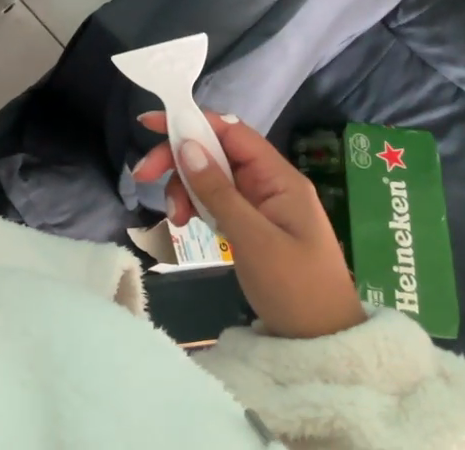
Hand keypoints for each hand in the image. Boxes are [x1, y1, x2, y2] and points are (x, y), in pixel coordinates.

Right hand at [132, 110, 364, 338]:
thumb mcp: (254, 240)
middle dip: (177, 159)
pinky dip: (194, 205)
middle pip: (214, 152)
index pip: (230, 132)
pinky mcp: (250, 223)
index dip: (190, 122)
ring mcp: (260, 203)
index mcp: (279, 179)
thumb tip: (186, 145)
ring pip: (209, 176)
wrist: (322, 343)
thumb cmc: (296, 289)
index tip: (148, 125)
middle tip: (142, 176)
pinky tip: (185, 223)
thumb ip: (218, 191)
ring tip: (176, 219)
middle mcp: (269, 183)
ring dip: (184, 188)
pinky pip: (214, 199)